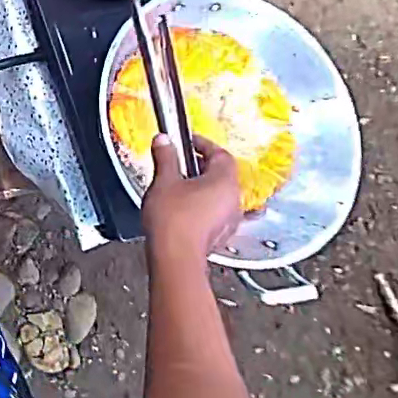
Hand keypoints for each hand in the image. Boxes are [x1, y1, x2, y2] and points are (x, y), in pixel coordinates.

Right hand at [140, 133, 242, 255]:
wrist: (175, 257)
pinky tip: (181, 207)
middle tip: (180, 161)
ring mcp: (229, 219)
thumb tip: (163, 140)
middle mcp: (233, 199)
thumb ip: (166, 157)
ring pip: (218, 194)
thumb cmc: (172, 218)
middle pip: (221, 174)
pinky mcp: (220, 234)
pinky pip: (214, 211)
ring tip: (177, 184)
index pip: (220, 154)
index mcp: (224, 182)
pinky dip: (200, 203)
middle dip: (201, 165)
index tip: (189, 141)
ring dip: (200, 185)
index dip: (204, 144)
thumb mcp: (164, 181)